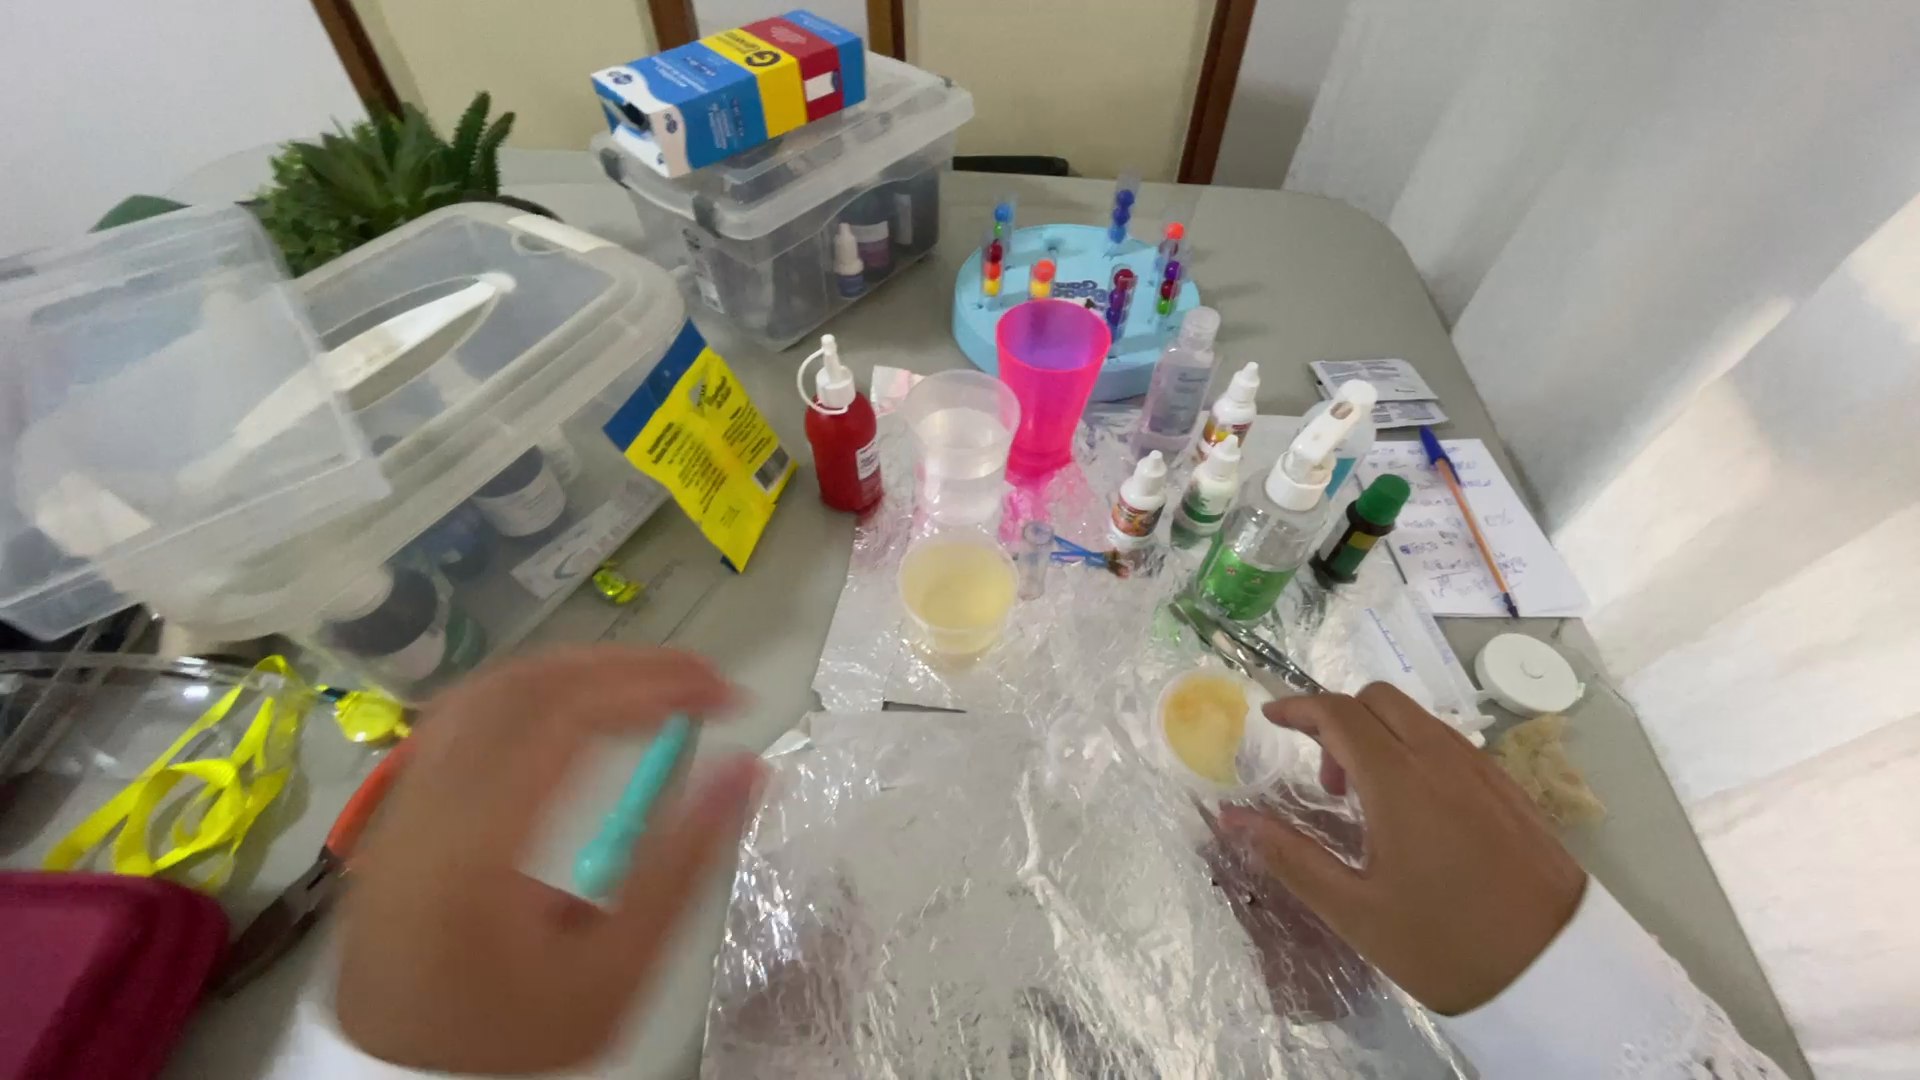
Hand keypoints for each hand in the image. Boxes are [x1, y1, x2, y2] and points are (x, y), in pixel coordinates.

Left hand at [334, 646, 763, 1073]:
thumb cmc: (519, 1033)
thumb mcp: (620, 969)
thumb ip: (685, 863)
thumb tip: (749, 766)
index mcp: (477, 849)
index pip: (568, 720)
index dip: (655, 687)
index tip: (725, 695)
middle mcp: (426, 807)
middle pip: (530, 686)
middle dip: (630, 665)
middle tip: (704, 676)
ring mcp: (405, 801)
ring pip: (495, 686)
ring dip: (585, 666)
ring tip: (654, 679)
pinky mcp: (405, 805)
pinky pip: (469, 710)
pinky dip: (540, 686)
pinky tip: (583, 698)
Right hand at [1219, 683, 1585, 1015]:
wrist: (1568, 984)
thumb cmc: (1449, 946)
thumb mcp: (1354, 910)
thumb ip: (1287, 854)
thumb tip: (1230, 818)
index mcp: (1400, 781)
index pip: (1339, 713)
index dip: (1297, 708)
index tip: (1270, 720)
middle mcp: (1441, 760)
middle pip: (1378, 699)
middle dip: (1338, 718)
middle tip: (1325, 774)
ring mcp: (1482, 772)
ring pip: (1415, 718)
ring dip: (1376, 734)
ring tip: (1366, 800)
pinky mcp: (1510, 790)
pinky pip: (1447, 742)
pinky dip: (1412, 750)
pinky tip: (1414, 811)